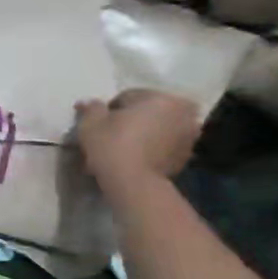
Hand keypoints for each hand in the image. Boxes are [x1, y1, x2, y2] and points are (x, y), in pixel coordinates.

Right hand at [74, 89, 199, 189]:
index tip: (99, 124)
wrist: (133, 181)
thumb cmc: (111, 145)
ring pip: (160, 127)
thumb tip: (88, 103)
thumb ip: (91, 108)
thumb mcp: (91, 123)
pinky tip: (137, 157)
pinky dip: (154, 146)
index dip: (110, 109)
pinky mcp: (187, 154)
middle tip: (113, 134)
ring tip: (125, 147)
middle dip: (133, 119)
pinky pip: (166, 143)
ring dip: (146, 132)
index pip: (128, 96)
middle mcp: (182, 111)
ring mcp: (189, 134)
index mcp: (160, 97)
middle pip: (149, 110)